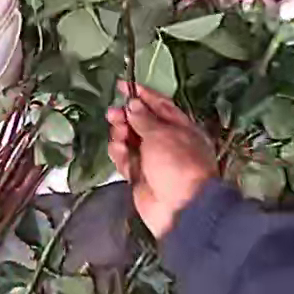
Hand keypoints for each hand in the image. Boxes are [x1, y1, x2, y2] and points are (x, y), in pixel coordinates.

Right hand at [107, 84, 216, 238]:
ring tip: (118, 134)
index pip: (159, 104)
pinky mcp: (139, 175)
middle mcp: (166, 141)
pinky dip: (120, 154)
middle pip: (141, 122)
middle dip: (126, 115)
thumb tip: (133, 105)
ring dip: (121, 134)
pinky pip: (125, 159)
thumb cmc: (177, 164)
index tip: (122, 85)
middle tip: (113, 114)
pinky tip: (119, 151)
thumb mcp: (161, 134)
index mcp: (180, 127)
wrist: (180, 209)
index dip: (141, 94)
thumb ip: (144, 118)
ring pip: (129, 139)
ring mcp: (152, 159)